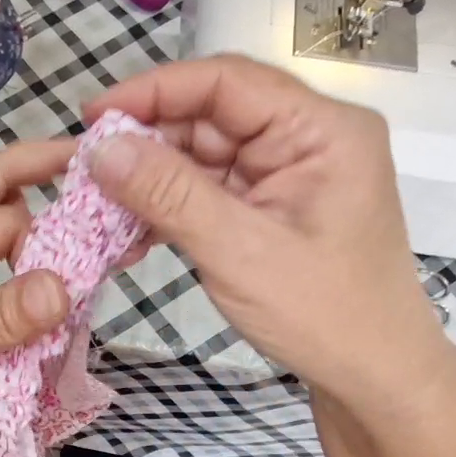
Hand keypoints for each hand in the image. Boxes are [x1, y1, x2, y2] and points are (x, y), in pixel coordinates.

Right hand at [83, 55, 453, 402]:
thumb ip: (168, 193)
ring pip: (200, 156)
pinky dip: (165, 208)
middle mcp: (304, 138)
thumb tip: (100, 148)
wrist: (370, 374)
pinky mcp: (266, 207)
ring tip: (100, 209)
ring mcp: (284, 174)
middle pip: (209, 117)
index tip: (92, 116)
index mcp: (320, 129)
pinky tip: (130, 232)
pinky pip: (204, 191)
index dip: (155, 90)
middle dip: (145, 143)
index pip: (227, 82)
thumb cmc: (321, 312)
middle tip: (85, 171)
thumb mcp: (237, 250)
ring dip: (149, 182)